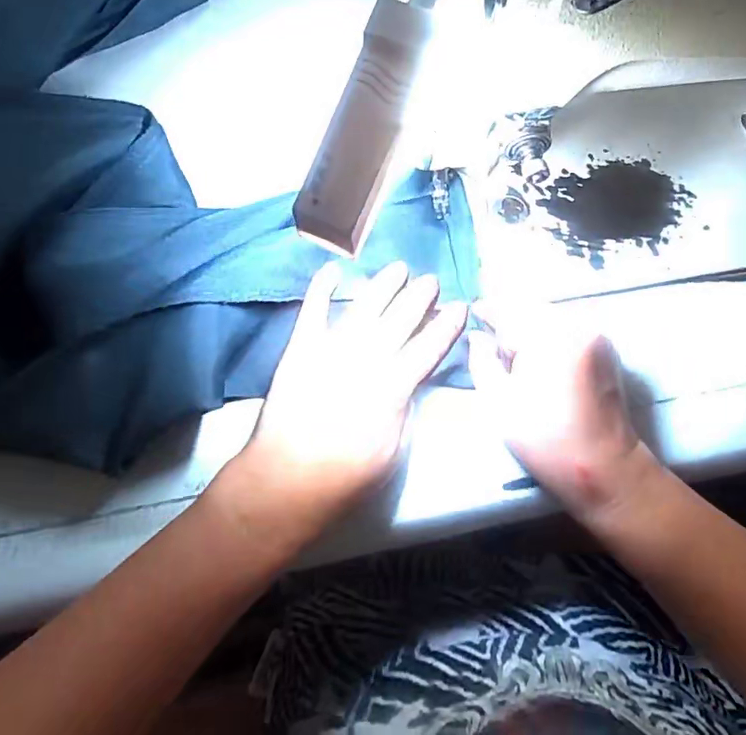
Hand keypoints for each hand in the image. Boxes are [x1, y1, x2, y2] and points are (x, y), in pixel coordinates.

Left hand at [217, 262, 465, 547]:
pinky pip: (314, 309)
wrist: (287, 478)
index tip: (459, 307)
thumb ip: (404, 407)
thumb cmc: (346, 475)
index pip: (429, 347)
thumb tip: (411, 380)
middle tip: (431, 280)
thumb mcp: (393, 448)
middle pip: (401, 318)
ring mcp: (333, 348)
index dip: (447, 325)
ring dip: (385, 284)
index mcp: (394, 385)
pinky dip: (323, 287)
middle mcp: (368, 358)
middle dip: (420, 296)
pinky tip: (334, 269)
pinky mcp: (301, 346)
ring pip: (366, 306)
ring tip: (399, 268)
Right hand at [468, 307, 667, 523]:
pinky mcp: (605, 345)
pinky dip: (550, 331)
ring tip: (514, 345)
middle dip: (510, 316)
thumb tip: (477, 336)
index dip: (489, 310)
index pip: (511, 311)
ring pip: (551, 314)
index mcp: (550, 339)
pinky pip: (569, 325)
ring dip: (530, 322)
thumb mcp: (499, 403)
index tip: (475, 311)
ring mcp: (595, 334)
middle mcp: (576, 326)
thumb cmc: (547, 441)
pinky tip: (539, 352)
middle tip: (490, 331)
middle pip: (532, 308)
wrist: (606, 467)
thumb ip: (482, 361)